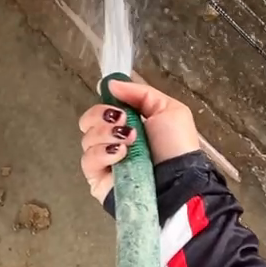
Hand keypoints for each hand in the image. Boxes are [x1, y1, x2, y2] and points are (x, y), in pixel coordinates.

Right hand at [77, 79, 200, 203]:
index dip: (105, 104)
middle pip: (88, 121)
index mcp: (128, 125)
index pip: (102, 109)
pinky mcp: (98, 180)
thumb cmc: (177, 147)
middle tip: (122, 121)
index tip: (118, 107)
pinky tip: (120, 154)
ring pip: (86, 139)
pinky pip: (88, 161)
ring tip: (129, 142)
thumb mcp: (169, 110)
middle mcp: (113, 142)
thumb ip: (140, 93)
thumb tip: (110, 84)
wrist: (179, 182)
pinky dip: (102, 153)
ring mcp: (105, 162)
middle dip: (102, 117)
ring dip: (106, 134)